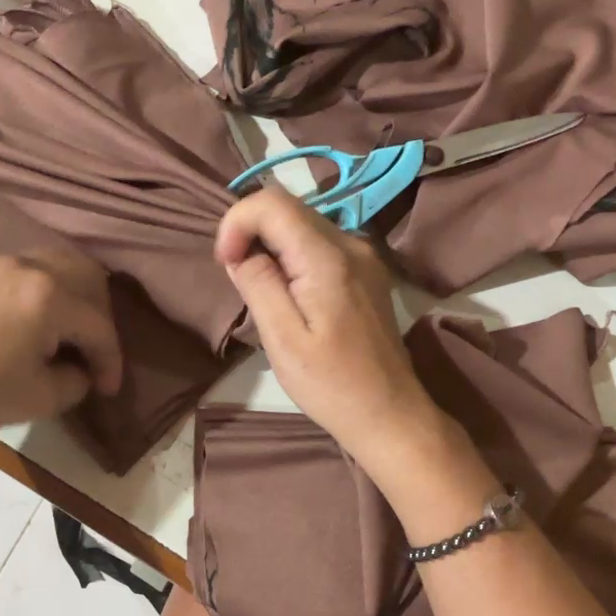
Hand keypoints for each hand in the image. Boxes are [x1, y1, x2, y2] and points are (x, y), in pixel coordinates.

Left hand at [0, 249, 122, 450]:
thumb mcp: (38, 399)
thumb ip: (75, 381)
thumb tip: (79, 371)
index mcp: (49, 294)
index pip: (99, 325)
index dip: (111, 361)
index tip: (108, 391)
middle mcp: (25, 266)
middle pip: (85, 276)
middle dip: (97, 317)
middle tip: (91, 354)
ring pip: (51, 265)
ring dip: (69, 298)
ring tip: (63, 336)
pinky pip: (19, 272)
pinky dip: (37, 294)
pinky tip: (25, 326)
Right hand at [214, 187, 444, 464]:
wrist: (388, 413)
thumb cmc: (331, 383)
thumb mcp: (282, 338)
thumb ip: (258, 283)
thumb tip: (241, 251)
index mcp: (328, 258)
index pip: (272, 202)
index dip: (237, 222)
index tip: (227, 263)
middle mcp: (351, 244)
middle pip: (288, 208)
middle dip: (251, 233)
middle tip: (238, 279)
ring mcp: (363, 256)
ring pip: (302, 224)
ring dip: (270, 246)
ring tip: (262, 292)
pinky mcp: (365, 272)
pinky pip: (318, 245)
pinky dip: (292, 258)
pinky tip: (289, 297)